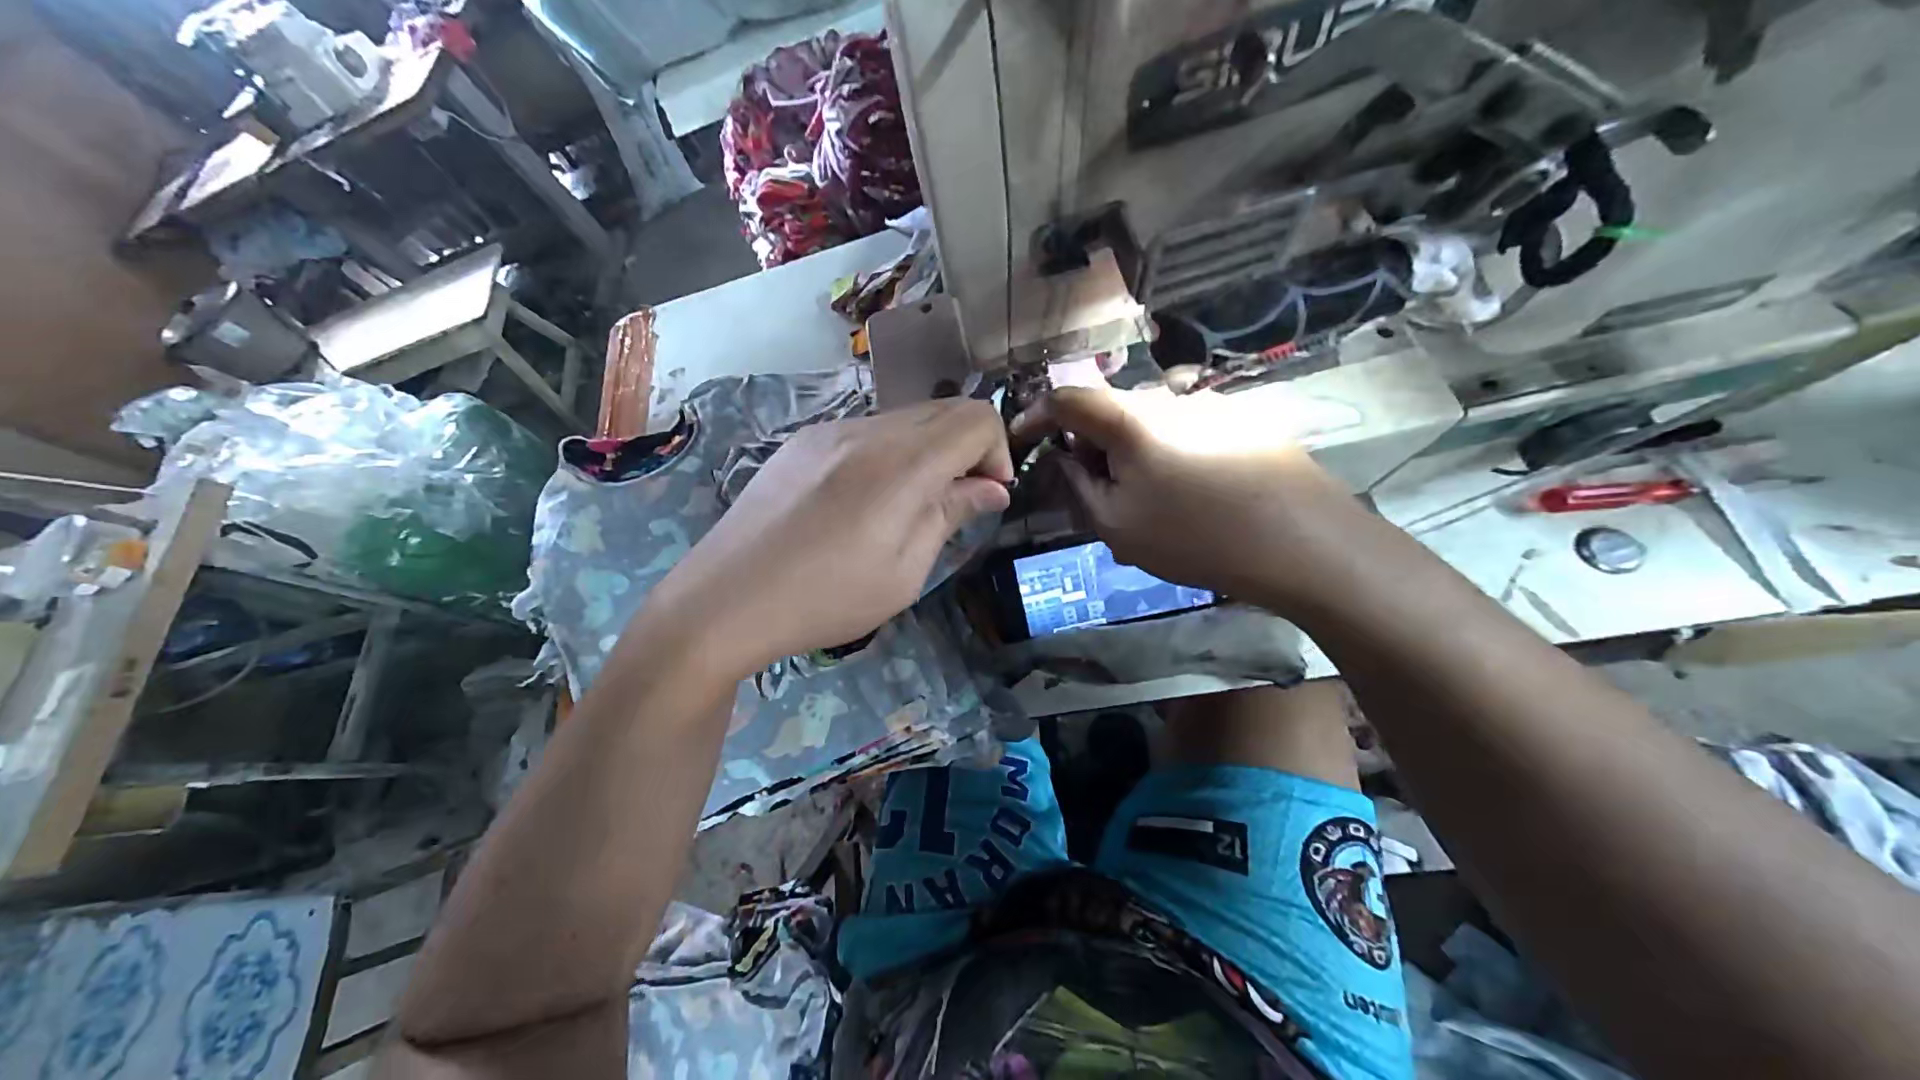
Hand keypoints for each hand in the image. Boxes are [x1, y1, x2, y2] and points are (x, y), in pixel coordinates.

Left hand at [647, 398, 1012, 675]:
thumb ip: (950, 516)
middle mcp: (867, 431)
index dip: (998, 452)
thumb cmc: (825, 599)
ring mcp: (829, 430)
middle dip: (968, 449)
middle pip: (945, 409)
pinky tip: (865, 499)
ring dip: (928, 450)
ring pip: (905, 418)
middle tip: (957, 501)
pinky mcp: (803, 440)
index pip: (977, 419)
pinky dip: (890, 452)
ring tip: (908, 505)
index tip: (989, 496)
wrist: (724, 599)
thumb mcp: (903, 573)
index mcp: (901, 465)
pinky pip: (867, 430)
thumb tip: (991, 487)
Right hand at [1012, 385, 1371, 610]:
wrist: (1303, 542)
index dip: (1036, 416)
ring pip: (1149, 420)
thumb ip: (1076, 487)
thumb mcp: (1115, 526)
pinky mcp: (1245, 420)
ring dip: (1130, 449)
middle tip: (1089, 487)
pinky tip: (1190, 493)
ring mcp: (1211, 405)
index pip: (1066, 398)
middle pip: (1109, 409)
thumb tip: (1064, 460)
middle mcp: (1168, 397)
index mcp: (1129, 418)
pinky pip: (1186, 429)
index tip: (1023, 441)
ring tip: (1145, 498)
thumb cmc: (1194, 537)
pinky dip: (1168, 452)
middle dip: (1087, 442)